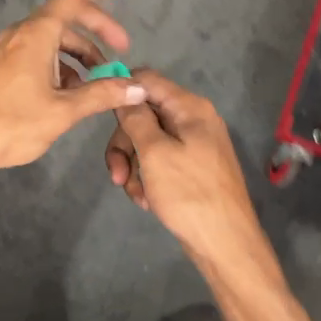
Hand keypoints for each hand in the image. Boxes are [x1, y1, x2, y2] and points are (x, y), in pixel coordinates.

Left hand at [0, 0, 149, 178]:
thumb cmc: (13, 125)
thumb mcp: (63, 111)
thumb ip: (102, 94)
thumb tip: (137, 87)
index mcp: (37, 34)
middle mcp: (21, 33)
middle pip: (67, 17)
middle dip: (97, 31)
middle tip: (122, 51)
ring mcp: (8, 50)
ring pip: (52, 39)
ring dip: (78, 53)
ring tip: (96, 83)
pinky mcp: (1, 67)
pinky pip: (37, 53)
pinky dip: (59, 64)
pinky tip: (69, 92)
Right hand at [105, 70, 263, 259]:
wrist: (224, 241)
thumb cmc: (188, 192)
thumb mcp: (154, 153)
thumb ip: (135, 118)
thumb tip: (124, 90)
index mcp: (190, 108)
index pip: (146, 80)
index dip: (120, 90)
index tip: (97, 109)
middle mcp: (194, 120)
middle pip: (143, 116)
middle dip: (124, 144)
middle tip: (116, 175)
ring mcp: (194, 145)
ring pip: (147, 143)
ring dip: (133, 167)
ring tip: (135, 194)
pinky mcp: (191, 168)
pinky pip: (159, 162)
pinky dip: (147, 179)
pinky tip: (147, 200)